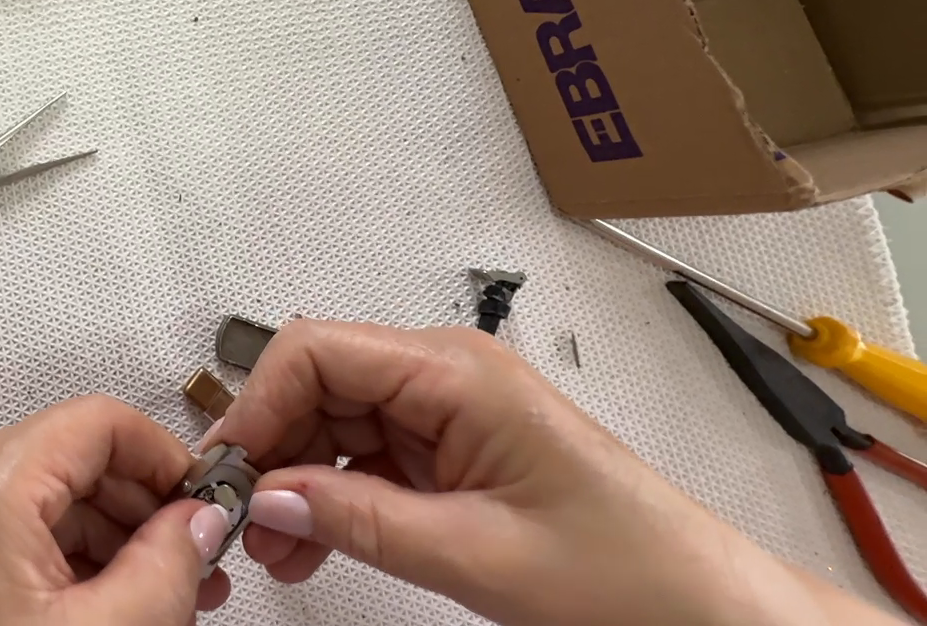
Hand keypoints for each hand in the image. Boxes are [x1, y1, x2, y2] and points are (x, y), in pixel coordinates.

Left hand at [0, 395, 231, 625]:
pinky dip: (78, 551)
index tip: (210, 505)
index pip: (99, 421)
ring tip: (176, 592)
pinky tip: (121, 598)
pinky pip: (27, 521)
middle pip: (78, 452)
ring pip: (56, 489)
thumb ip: (166, 568)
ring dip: (119, 533)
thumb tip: (204, 517)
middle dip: (146, 503)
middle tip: (204, 563)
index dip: (164, 455)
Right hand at [208, 319, 901, 625]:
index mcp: (452, 370)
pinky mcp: (437, 446)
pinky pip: (357, 458)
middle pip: (315, 384)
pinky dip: (326, 497)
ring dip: (293, 479)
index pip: (318, 351)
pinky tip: (306, 541)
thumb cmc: (633, 580)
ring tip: (271, 543)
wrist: (719, 623)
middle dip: (271, 446)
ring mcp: (435, 409)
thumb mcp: (482, 557)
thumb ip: (362, 522)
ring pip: (327, 423)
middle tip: (241, 512)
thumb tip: (266, 496)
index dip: (262, 400)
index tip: (231, 463)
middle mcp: (435, 373)